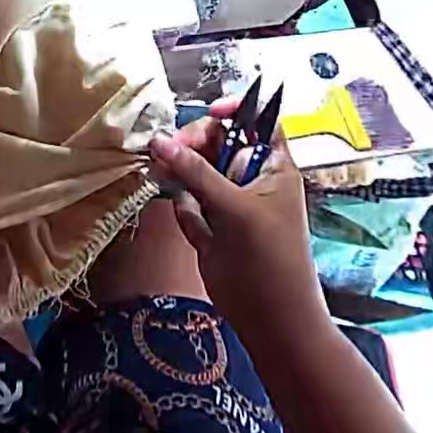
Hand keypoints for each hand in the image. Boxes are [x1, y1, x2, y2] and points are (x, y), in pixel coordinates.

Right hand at [149, 106, 327, 356]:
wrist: (271, 323)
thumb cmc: (269, 259)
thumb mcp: (235, 208)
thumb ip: (196, 172)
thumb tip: (159, 141)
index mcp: (273, 167)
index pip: (259, 121)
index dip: (238, 108)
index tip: (211, 110)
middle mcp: (250, 178)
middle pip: (219, 142)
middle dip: (195, 141)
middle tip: (171, 149)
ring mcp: (229, 201)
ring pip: (199, 170)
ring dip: (180, 167)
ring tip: (161, 170)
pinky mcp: (210, 224)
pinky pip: (189, 200)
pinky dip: (181, 200)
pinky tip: (178, 204)